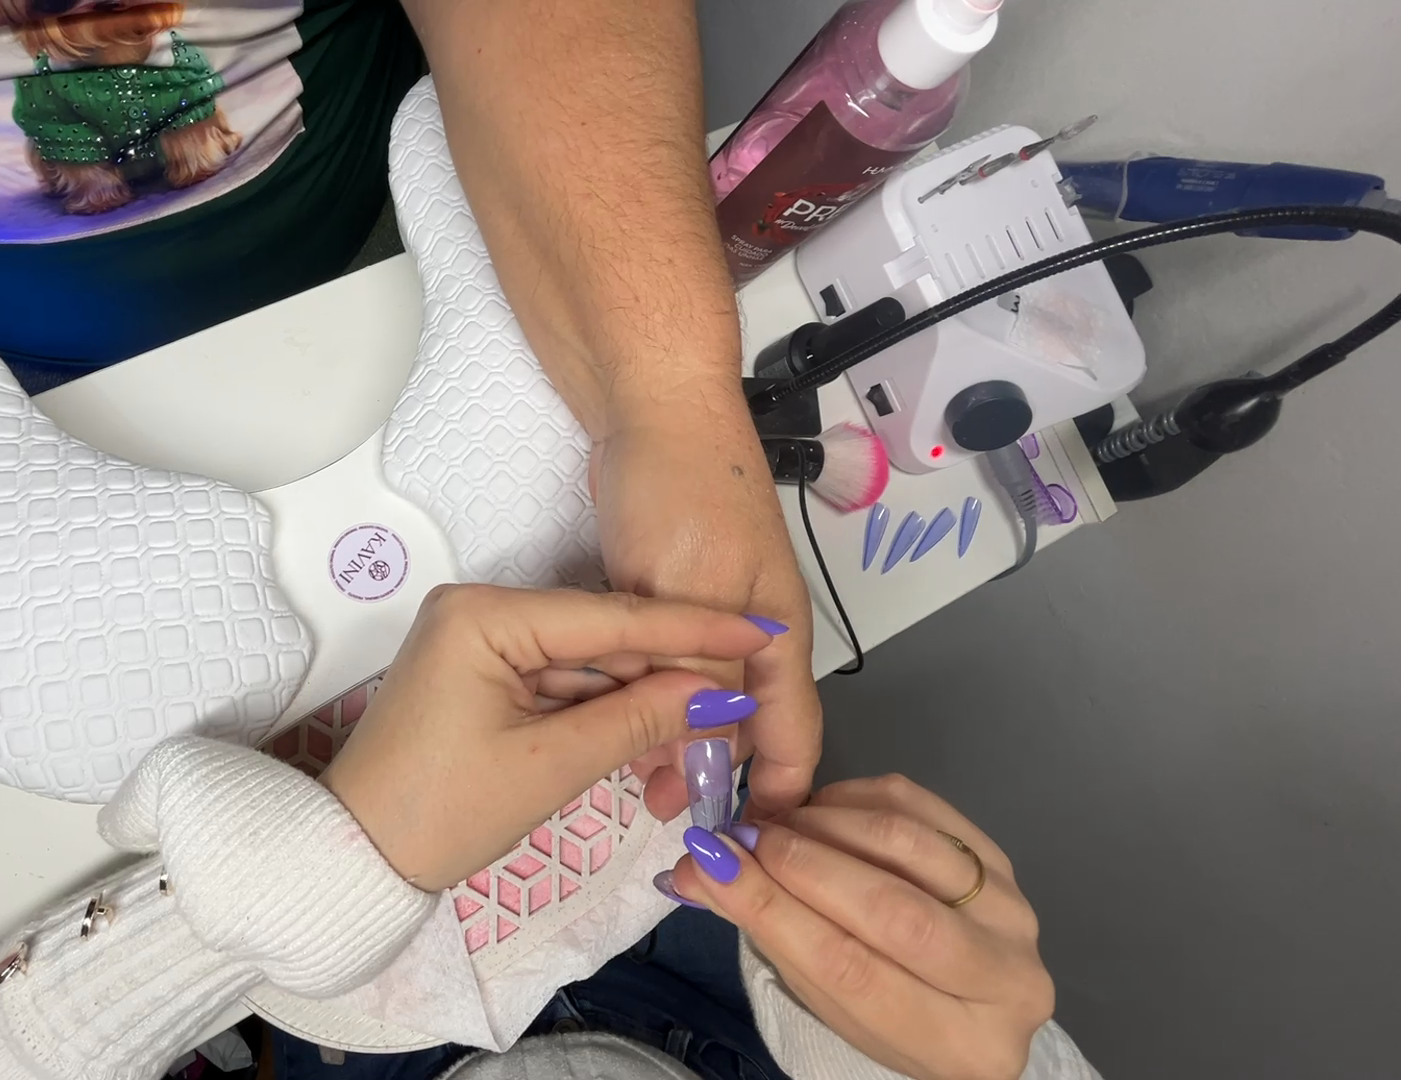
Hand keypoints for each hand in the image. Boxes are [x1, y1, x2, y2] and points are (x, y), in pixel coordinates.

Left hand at [320, 584, 779, 889]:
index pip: (609, 617)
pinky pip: (554, 675)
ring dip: (637, 688)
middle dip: (667, 666)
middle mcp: (479, 607)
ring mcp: (477, 635)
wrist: (359, 855)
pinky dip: (599, 701)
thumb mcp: (549, 765)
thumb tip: (717, 693)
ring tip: (710, 711)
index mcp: (484, 614)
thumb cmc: (444, 813)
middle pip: (596, 634)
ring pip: (580, 657)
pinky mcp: (479, 665)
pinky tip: (651, 718)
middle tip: (742, 687)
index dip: (691, 628)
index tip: (760, 628)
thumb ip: (638, 719)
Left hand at [590, 396, 823, 817]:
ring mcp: (697, 608)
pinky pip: (654, 659)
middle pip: (737, 718)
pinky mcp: (658, 590)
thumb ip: (700, 674)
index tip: (749, 838)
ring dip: (668, 732)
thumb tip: (702, 759)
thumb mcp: (695, 591)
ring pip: (690, 691)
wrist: (651, 410)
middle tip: (667, 813)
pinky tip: (610, 715)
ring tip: (634, 779)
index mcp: (772, 634)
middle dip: (709, 768)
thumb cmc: (684, 496)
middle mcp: (741, 629)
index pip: (790, 729)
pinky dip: (638, 690)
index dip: (776, 787)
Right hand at [673, 775, 1054, 1079]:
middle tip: (743, 834)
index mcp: (958, 1046)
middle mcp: (1009, 983)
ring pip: (904, 844)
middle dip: (800, 862)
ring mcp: (1014, 912)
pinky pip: (914, 801)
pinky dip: (849, 795)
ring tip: (776, 823)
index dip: (773, 910)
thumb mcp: (812, 984)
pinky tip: (816, 810)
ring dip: (822, 823)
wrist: (955, 989)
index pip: (852, 971)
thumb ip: (756, 922)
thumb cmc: (873, 1001)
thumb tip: (688, 867)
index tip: (711, 860)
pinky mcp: (997, 853)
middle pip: (892, 912)